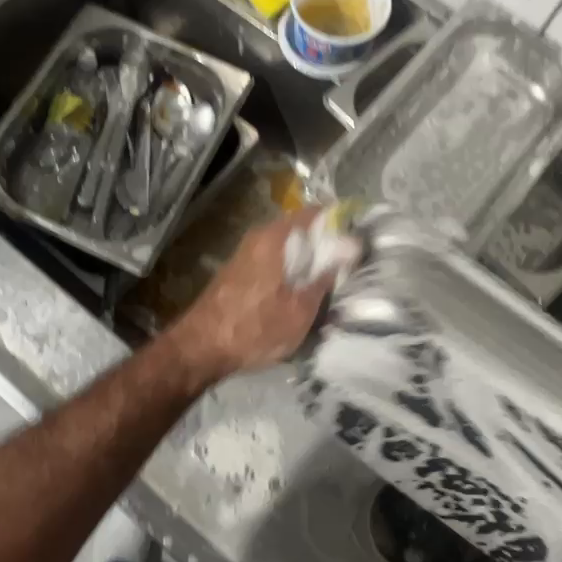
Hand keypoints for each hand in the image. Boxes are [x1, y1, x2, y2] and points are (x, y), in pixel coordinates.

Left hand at [164, 208, 342, 386]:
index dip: (340, 222)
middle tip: (352, 266)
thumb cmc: (255, 328)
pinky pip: (276, 261)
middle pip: (302, 230)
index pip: (316, 213)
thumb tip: (351, 246)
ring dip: (310, 261)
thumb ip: (326, 276)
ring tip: (333, 283)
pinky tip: (304, 293)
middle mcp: (260, 236)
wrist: (201, 348)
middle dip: (327, 245)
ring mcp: (248, 253)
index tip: (360, 240)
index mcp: (276, 237)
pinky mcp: (241, 271)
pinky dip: (293, 271)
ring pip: (289, 247)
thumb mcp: (301, 309)